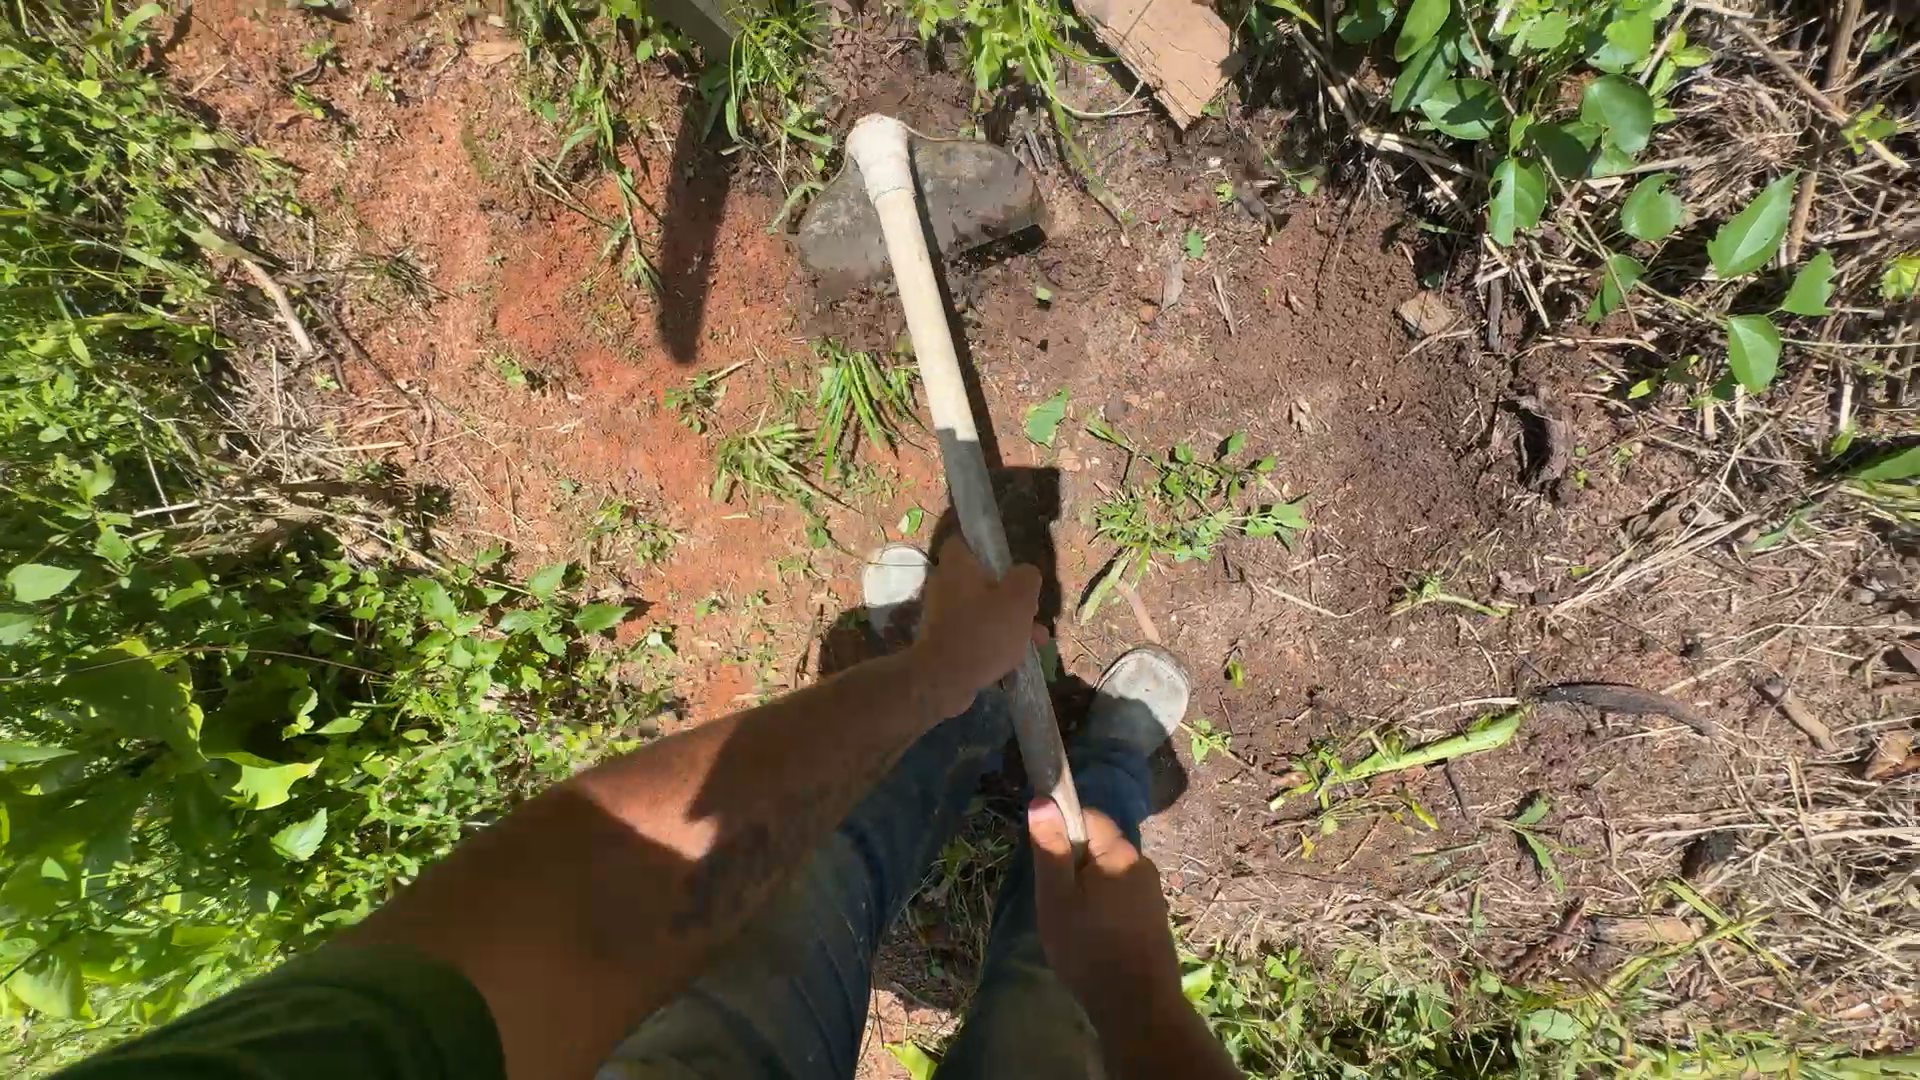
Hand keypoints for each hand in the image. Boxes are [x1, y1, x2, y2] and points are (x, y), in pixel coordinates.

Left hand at [911, 536, 1040, 710]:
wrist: (945, 679)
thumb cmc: (984, 631)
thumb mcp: (1018, 600)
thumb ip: (1027, 578)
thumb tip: (1026, 573)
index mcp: (958, 565)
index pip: (965, 541)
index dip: (987, 547)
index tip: (1009, 561)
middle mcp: (945, 585)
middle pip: (982, 580)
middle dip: (1011, 596)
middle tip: (1033, 610)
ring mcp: (943, 614)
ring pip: (982, 609)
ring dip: (1009, 621)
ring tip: (1037, 640)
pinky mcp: (944, 639)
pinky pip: (975, 631)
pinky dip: (994, 640)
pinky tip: (1018, 657)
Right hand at [1027, 799, 1184, 1031]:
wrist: (1137, 1009)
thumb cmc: (1088, 948)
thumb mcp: (1056, 896)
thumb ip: (1050, 846)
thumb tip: (1042, 800)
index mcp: (1118, 850)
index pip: (1087, 815)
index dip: (1063, 830)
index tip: (1049, 862)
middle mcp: (1141, 862)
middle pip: (1099, 843)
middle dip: (1075, 862)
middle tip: (1057, 898)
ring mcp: (1152, 891)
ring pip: (1109, 871)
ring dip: (1089, 886)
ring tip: (1073, 921)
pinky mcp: (1155, 916)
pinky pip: (1122, 894)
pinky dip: (1105, 905)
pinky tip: (1094, 934)